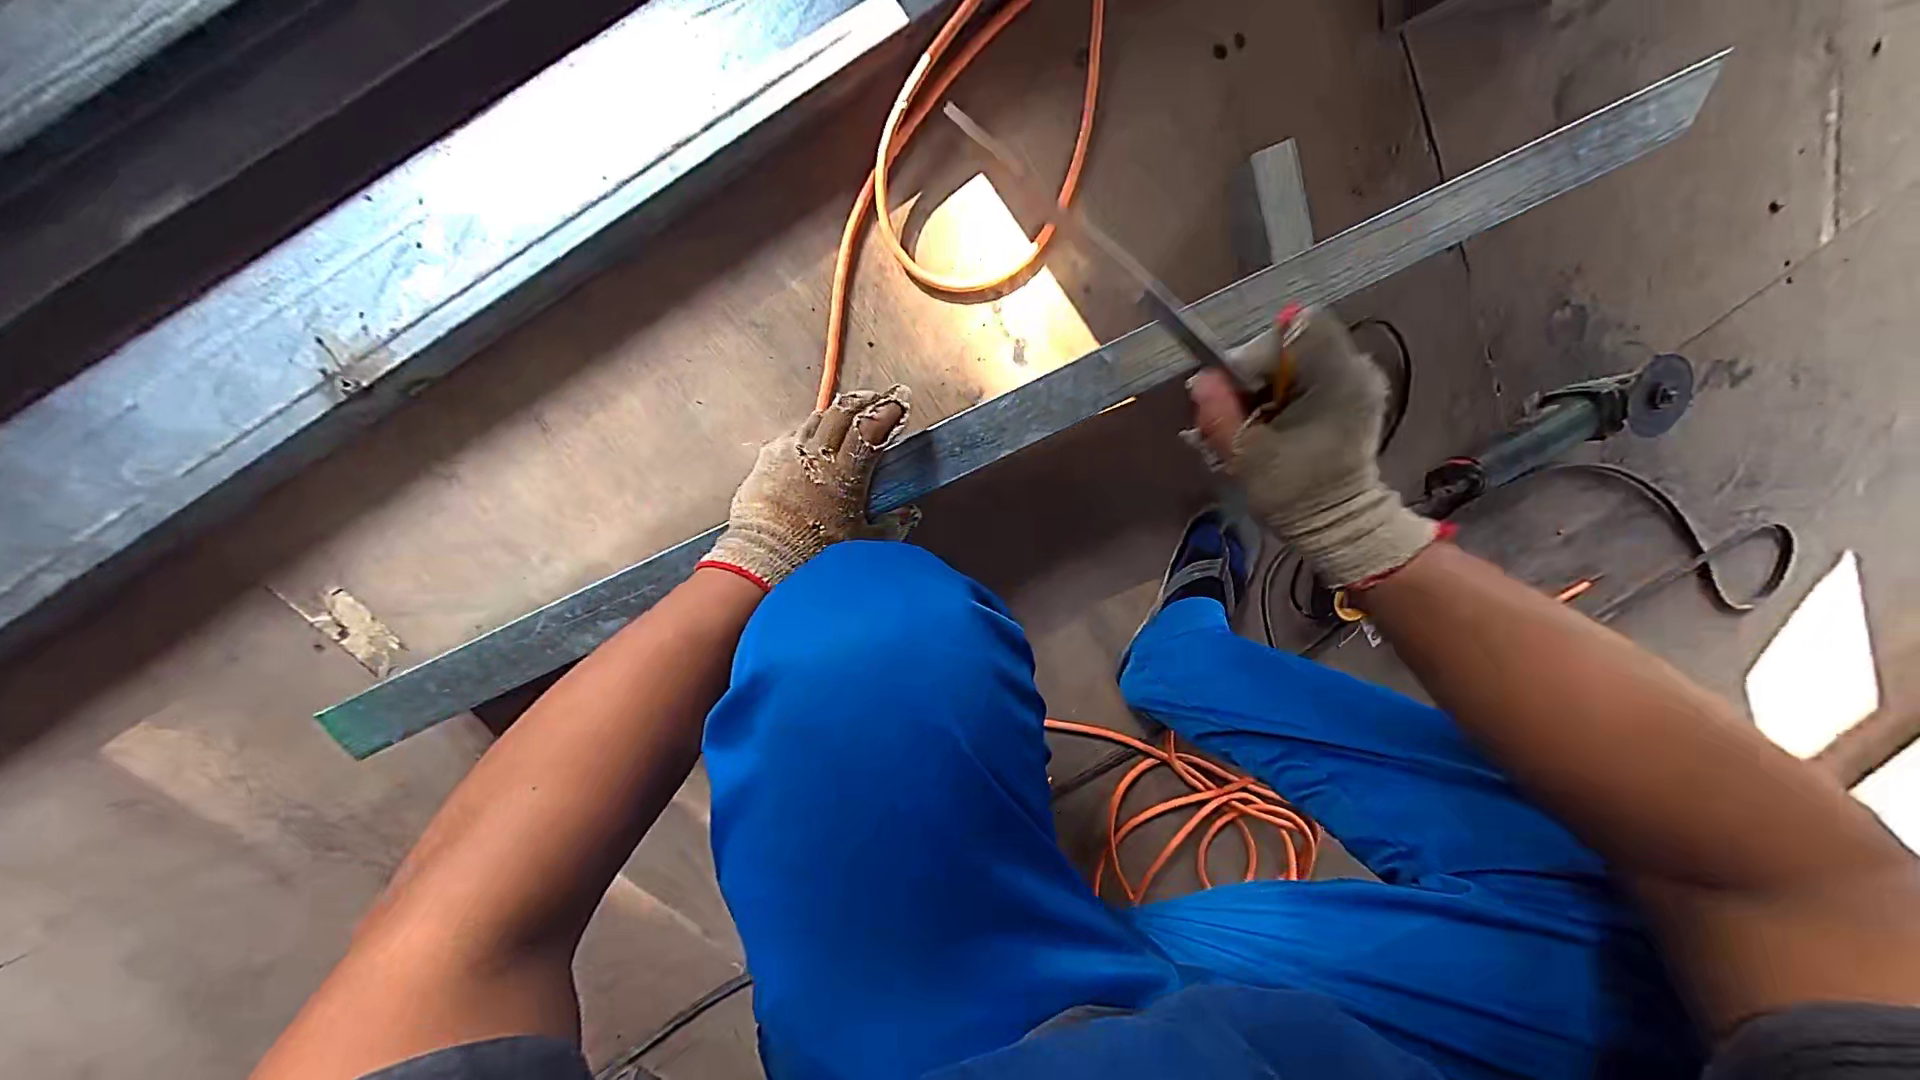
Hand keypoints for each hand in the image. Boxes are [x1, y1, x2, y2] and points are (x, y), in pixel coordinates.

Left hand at [700, 386, 916, 589]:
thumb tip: (906, 515)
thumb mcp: (862, 542)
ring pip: (815, 418)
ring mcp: (788, 454)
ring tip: (847, 415)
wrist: (763, 560)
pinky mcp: (766, 460)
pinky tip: (811, 443)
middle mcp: (815, 455)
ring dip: (835, 413)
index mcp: (844, 473)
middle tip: (877, 401)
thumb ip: (890, 526)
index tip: (900, 401)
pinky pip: (790, 437)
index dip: (888, 410)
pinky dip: (806, 433)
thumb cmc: (814, 554)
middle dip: (864, 401)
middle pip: (843, 411)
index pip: (870, 427)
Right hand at [1190, 306, 1433, 586]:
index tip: (1232, 392)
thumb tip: (1200, 379)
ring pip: (1296, 360)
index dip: (1250, 355)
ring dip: (1265, 385)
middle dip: (1254, 373)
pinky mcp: (1352, 396)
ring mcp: (1357, 382)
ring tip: (1253, 422)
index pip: (1288, 332)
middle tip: (1236, 411)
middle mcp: (1354, 369)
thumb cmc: (1293, 493)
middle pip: (1291, 343)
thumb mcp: (1246, 455)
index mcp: (1336, 378)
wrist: (1338, 526)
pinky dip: (1283, 394)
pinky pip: (1309, 376)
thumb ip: (1219, 413)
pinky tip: (1272, 424)